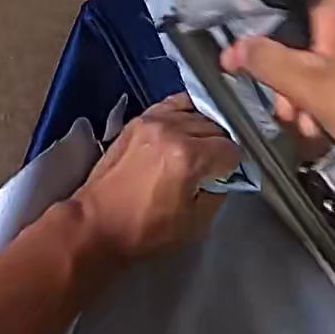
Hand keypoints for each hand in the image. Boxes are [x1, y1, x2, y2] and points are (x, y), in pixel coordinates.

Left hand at [72, 94, 239, 259]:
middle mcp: (173, 130)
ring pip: (196, 113)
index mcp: (188, 157)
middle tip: (218, 164)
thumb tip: (224, 176)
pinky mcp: (140, 118)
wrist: (98, 221)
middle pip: (215, 127)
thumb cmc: (146, 229)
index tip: (231, 174)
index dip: (236, 164)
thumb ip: (217, 193)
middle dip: (221, 146)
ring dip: (205, 128)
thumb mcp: (194, 223)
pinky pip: (172, 104)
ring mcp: (154, 119)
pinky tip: (188, 124)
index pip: (230, 149)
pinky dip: (185, 111)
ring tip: (203, 145)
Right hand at [219, 0, 334, 199]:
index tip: (236, 50)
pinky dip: (332, 90)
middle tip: (280, 107)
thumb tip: (232, 47)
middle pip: (299, 26)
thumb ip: (266, 62)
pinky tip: (332, 125)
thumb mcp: (313, 89)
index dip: (251, 17)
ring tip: (307, 127)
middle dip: (281, 68)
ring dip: (305, 87)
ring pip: (322, 51)